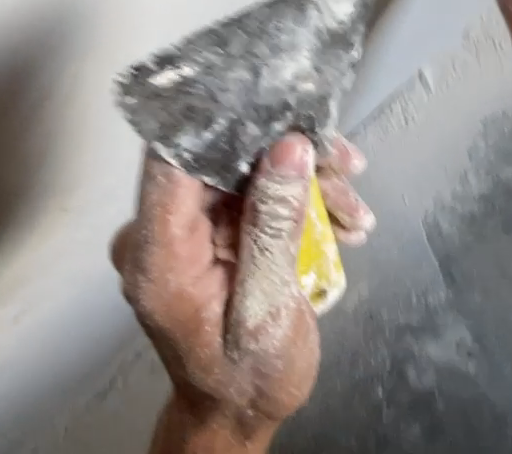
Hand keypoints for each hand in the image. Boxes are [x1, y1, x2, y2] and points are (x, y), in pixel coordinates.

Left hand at [111, 134, 374, 449]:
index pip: (173, 156)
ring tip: (352, 207)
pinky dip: (297, 197)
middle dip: (288, 152)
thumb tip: (290, 147)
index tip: (278, 100)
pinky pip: (252, 190)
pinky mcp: (209, 227)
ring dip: (305, 179)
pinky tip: (339, 217)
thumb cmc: (247, 376)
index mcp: (158, 253)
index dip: (221, 119)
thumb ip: (273, 227)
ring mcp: (185, 227)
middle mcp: (161, 230)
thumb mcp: (268, 309)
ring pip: (244, 169)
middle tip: (345, 162)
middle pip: (219, 156)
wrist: (239, 411)